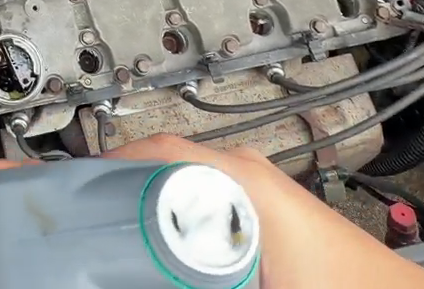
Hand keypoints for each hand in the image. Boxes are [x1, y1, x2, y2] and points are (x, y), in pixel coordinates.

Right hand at [108, 136, 423, 288]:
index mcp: (240, 178)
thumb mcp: (254, 282)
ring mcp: (257, 186)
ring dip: (154, 202)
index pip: (161, 149)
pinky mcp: (266, 208)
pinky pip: (208, 200)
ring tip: (123, 230)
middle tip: (94, 214)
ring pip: (187, 182)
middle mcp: (245, 170)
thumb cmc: (341, 285)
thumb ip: (197, 273)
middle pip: (167, 162)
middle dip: (127, 185)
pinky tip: (172, 248)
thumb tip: (155, 272)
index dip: (115, 162)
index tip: (82, 182)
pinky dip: (181, 215)